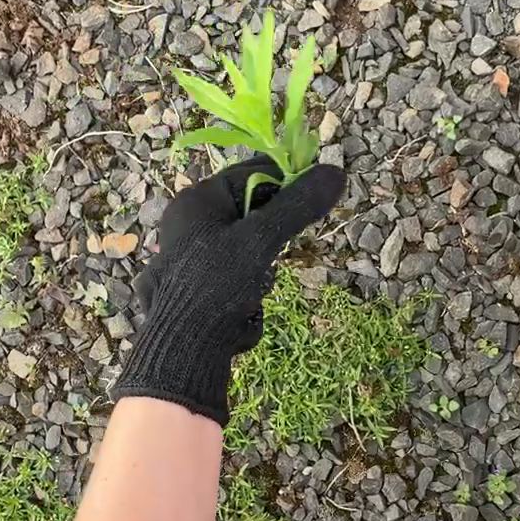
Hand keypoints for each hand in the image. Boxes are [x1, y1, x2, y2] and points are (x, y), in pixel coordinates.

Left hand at [113, 159, 345, 424]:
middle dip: (269, 240)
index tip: (311, 203)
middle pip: (247, 216)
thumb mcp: (263, 238)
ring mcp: (183, 259)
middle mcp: (185, 224)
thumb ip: (298, 205)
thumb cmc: (219, 282)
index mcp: (197, 200)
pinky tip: (241, 312)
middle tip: (274, 259)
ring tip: (253, 292)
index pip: (251, 174)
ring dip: (257, 272)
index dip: (286, 184)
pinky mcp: (186, 291)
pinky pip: (228, 281)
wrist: (183, 348)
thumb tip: (336, 172)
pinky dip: (241, 294)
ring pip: (242, 251)